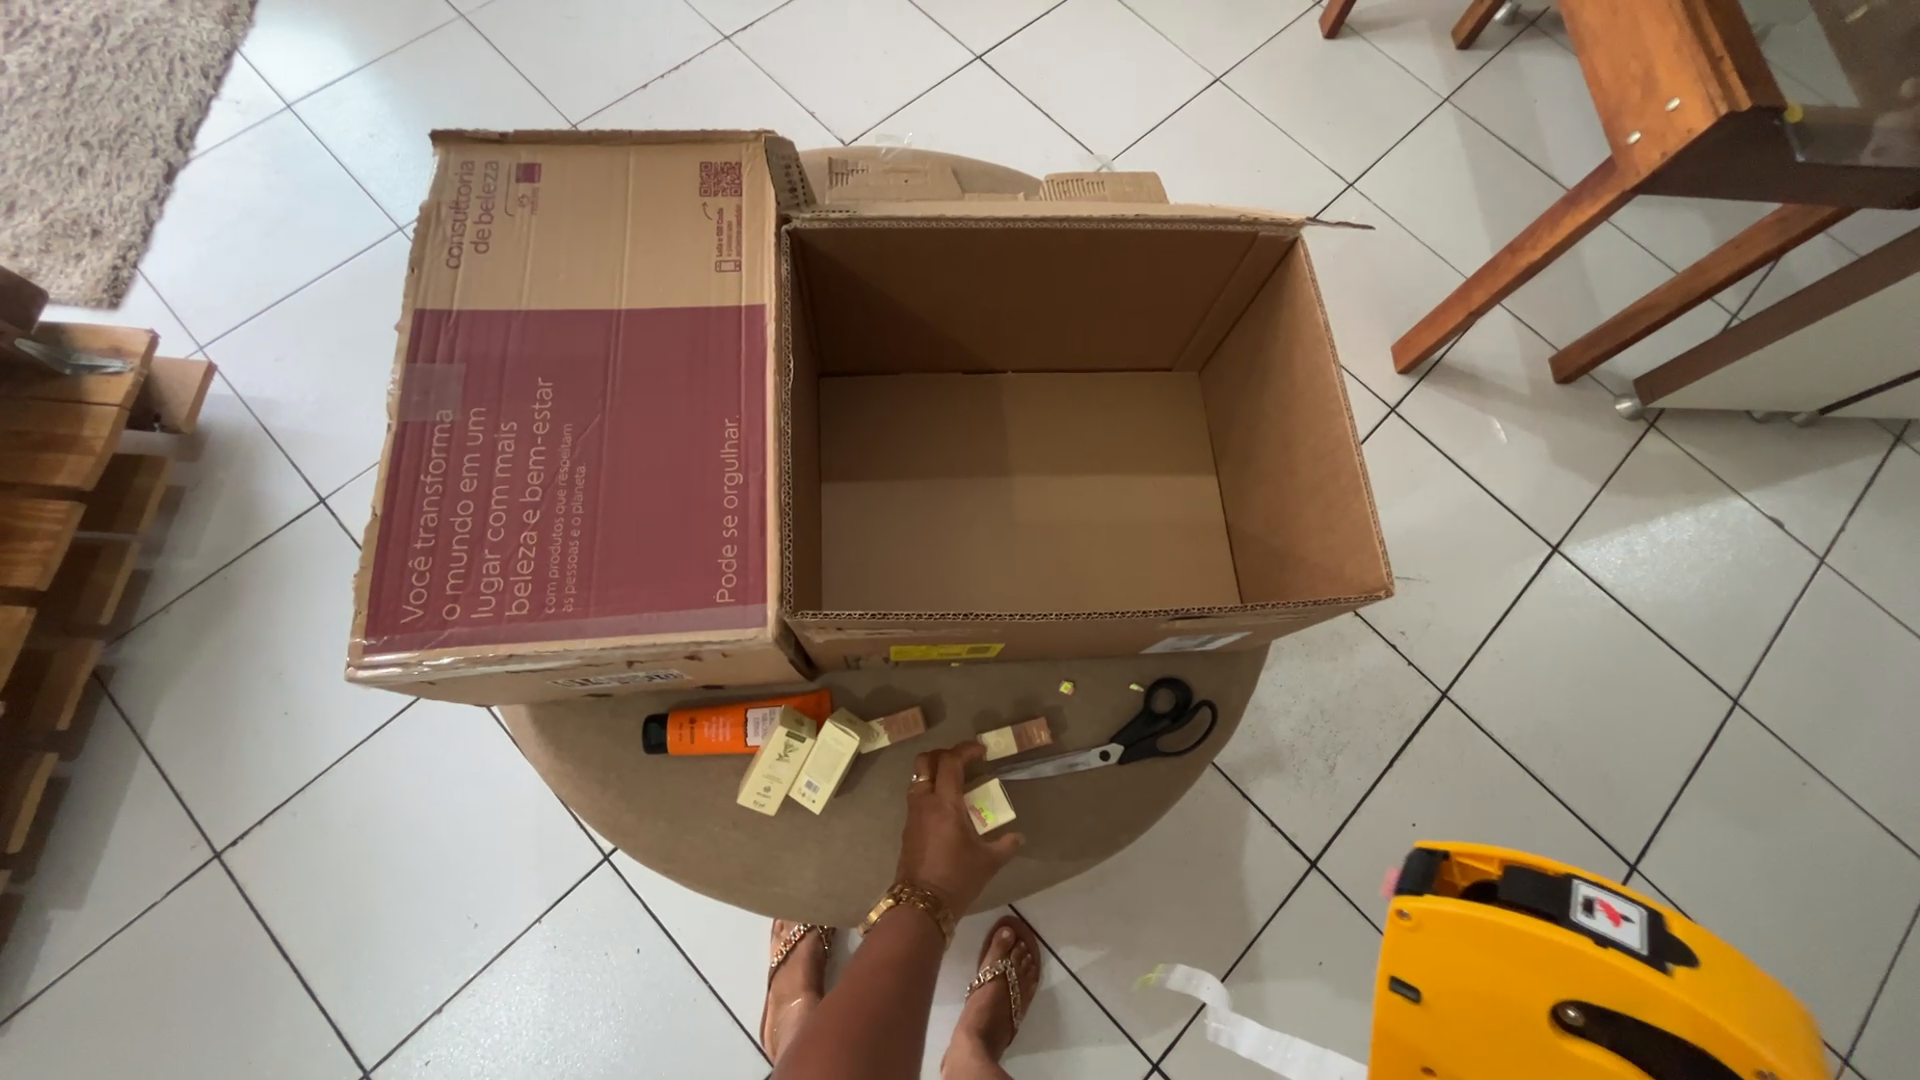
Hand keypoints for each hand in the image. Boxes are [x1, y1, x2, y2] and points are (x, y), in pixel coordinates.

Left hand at [895, 741, 1024, 913]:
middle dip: (943, 753)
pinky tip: (946, 806)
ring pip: (918, 777)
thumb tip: (1019, 837)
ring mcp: (913, 814)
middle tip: (963, 760)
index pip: (950, 761)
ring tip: (955, 782)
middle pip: (925, 761)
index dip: (965, 749)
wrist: (921, 905)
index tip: (981, 751)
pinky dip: (929, 789)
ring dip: (934, 771)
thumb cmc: (957, 878)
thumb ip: (1006, 845)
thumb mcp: (988, 862)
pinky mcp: (907, 827)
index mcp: (945, 803)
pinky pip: (916, 795)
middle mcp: (925, 801)